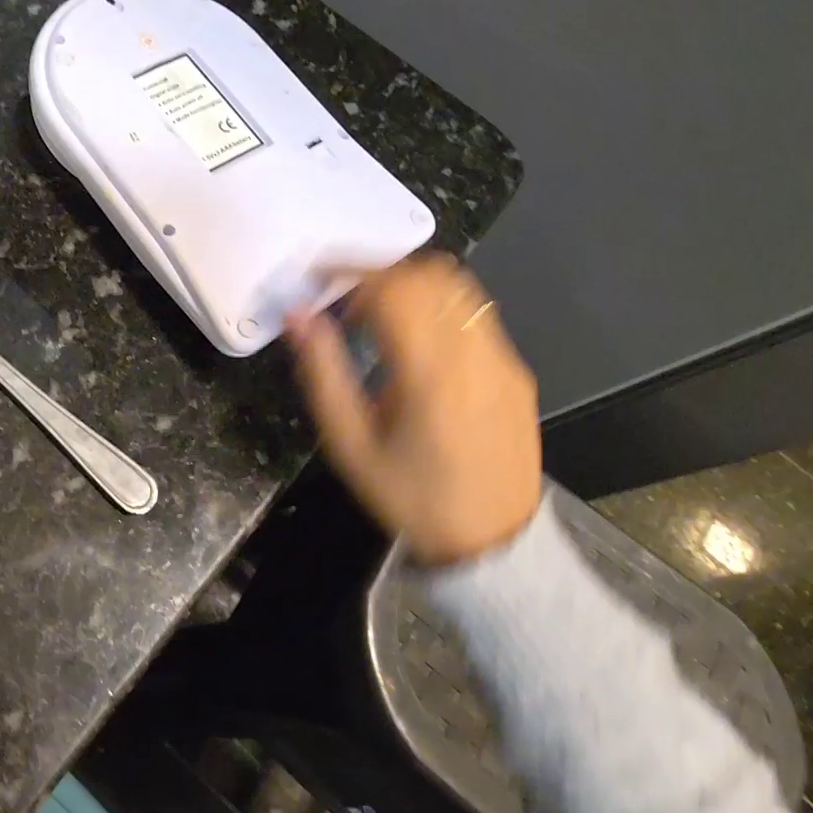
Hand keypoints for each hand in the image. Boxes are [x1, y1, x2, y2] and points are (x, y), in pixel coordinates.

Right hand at [288, 254, 542, 565]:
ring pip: (458, 288)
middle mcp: (474, 356)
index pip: (392, 289)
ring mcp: (501, 361)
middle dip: (378, 270)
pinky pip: (473, 316)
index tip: (317, 275)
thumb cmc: (409, 496)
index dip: (349, 270)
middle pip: (429, 276)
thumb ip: (322, 372)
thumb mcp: (349, 443)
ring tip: (372, 308)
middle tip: (340, 290)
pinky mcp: (514, 372)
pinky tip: (411, 337)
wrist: (492, 542)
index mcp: (429, 374)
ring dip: (410, 283)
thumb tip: (298, 317)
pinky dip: (435, 305)